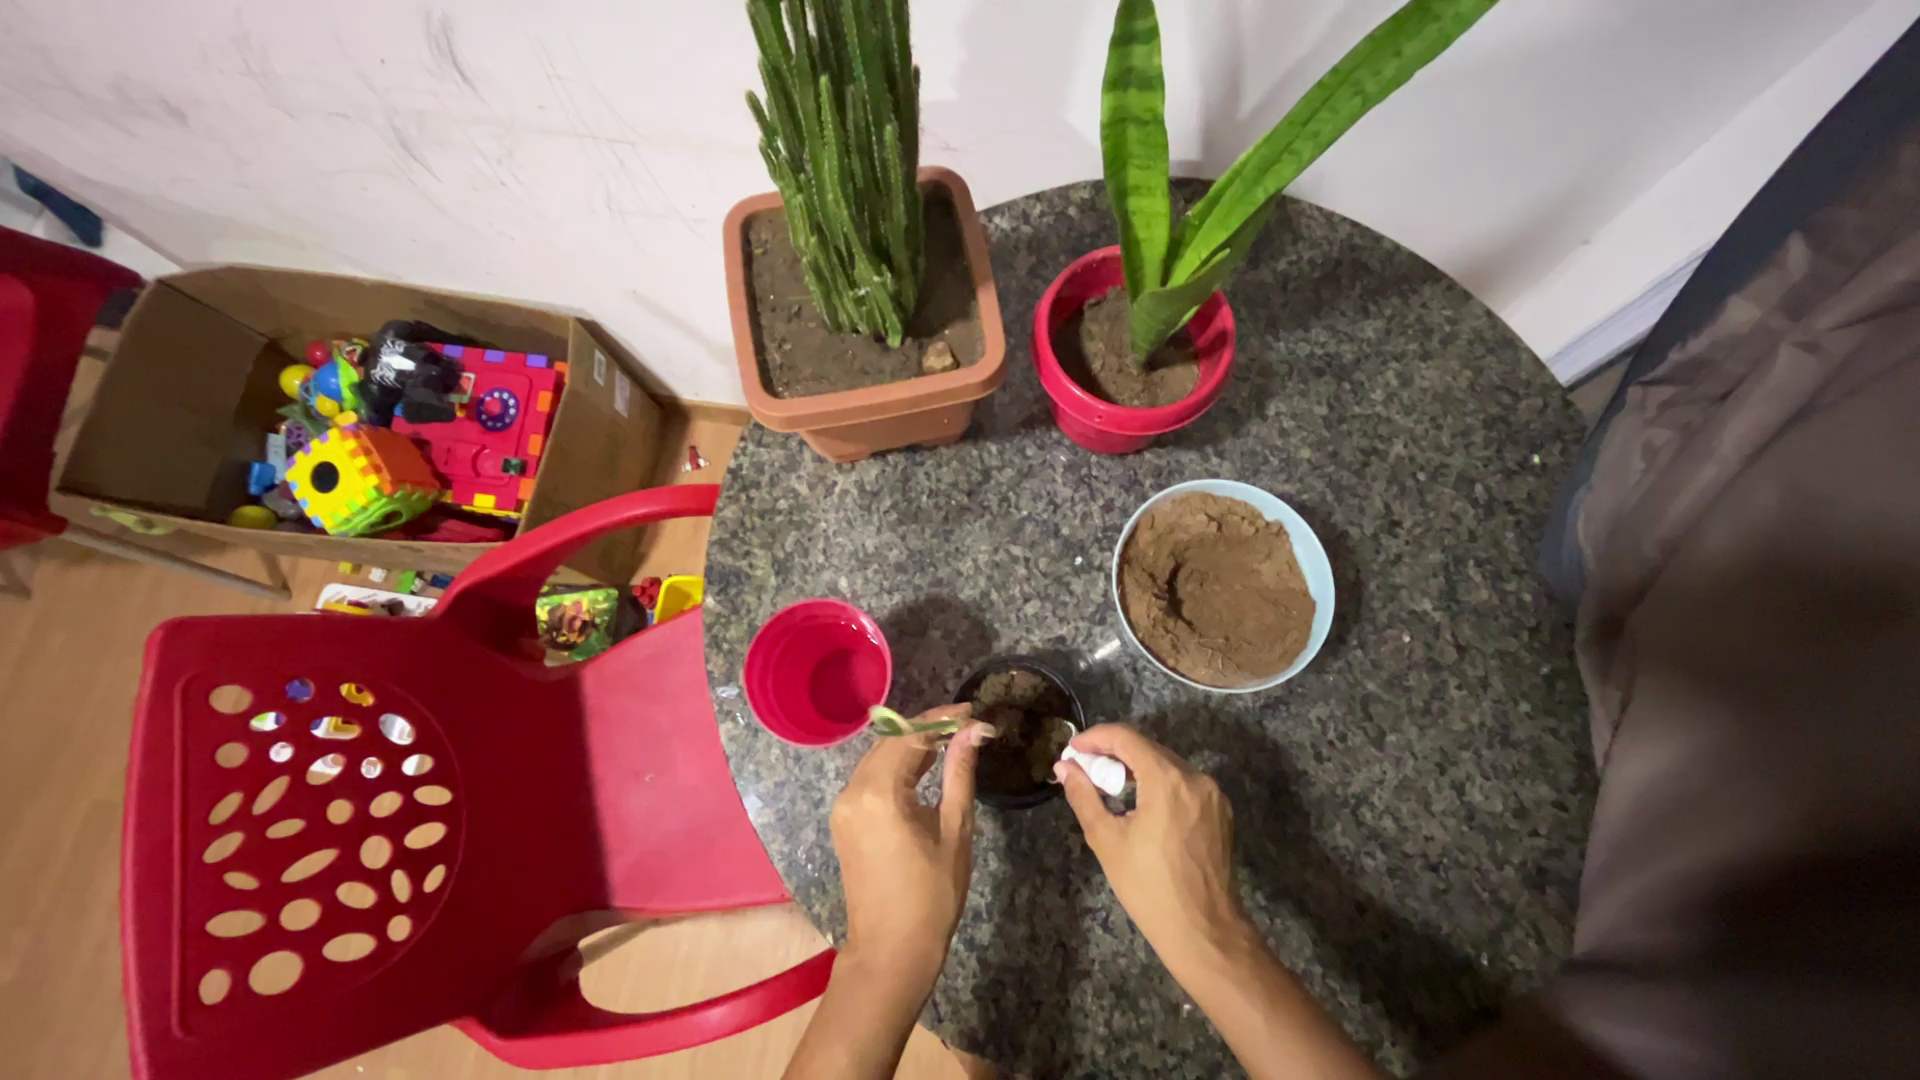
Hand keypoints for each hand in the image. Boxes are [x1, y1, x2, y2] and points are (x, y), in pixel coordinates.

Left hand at [831, 704, 992, 988]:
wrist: (891, 951)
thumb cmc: (931, 894)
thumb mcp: (954, 829)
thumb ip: (959, 773)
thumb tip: (973, 731)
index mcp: (878, 793)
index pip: (910, 737)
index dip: (941, 719)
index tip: (971, 711)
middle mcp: (853, 791)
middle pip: (890, 743)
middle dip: (926, 729)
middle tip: (965, 725)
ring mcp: (844, 807)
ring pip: (878, 759)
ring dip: (911, 747)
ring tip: (951, 741)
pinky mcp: (845, 820)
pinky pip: (871, 779)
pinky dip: (897, 767)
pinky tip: (924, 767)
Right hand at [1055, 724, 1250, 973]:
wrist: (1203, 931)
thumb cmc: (1148, 887)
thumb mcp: (1106, 840)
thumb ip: (1083, 795)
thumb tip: (1064, 767)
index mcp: (1167, 780)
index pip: (1126, 738)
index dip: (1095, 738)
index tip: (1073, 750)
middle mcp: (1195, 777)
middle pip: (1148, 749)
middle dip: (1114, 754)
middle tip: (1085, 769)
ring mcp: (1213, 794)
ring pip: (1167, 765)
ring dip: (1137, 769)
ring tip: (1110, 787)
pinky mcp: (1221, 812)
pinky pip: (1184, 784)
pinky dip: (1159, 784)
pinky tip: (1142, 805)